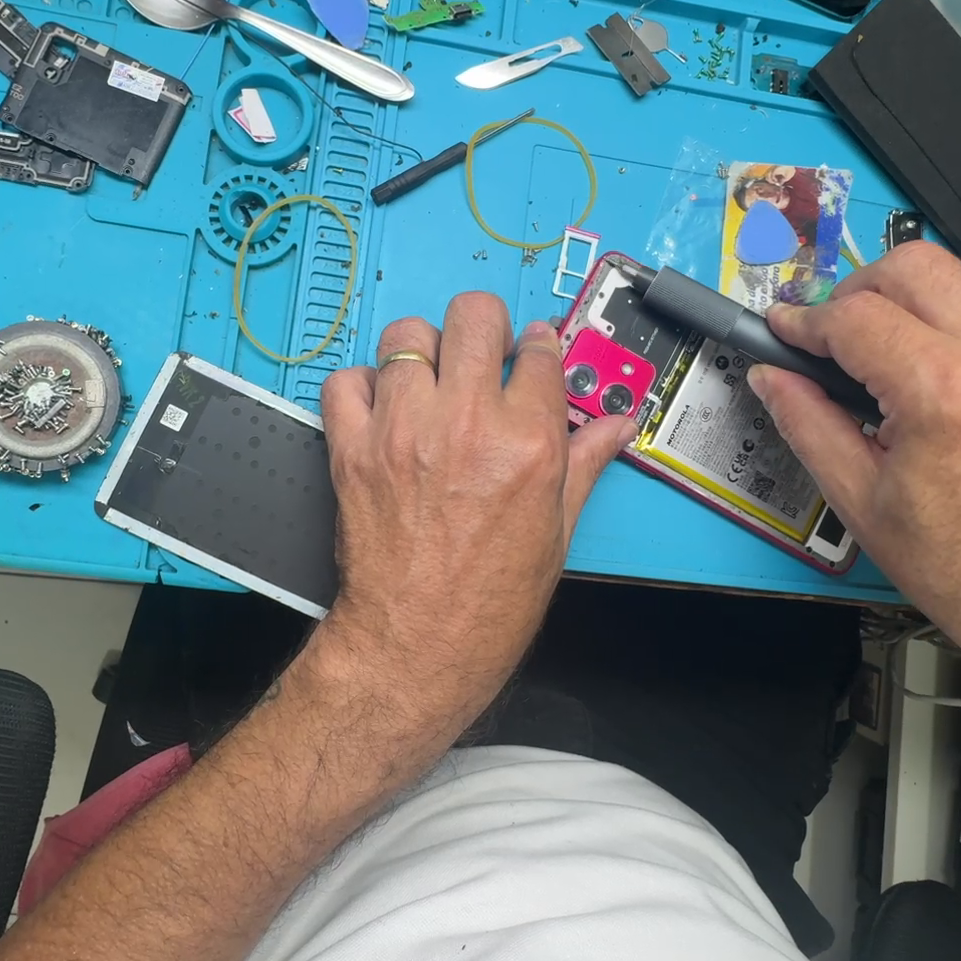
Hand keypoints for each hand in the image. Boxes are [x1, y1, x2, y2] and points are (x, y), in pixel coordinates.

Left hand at [316, 293, 633, 733]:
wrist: (416, 644)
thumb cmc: (491, 601)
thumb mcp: (556, 532)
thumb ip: (583, 463)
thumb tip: (615, 426)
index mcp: (528, 442)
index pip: (540, 351)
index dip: (539, 346)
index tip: (531, 352)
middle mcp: (466, 423)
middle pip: (474, 316)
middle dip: (483, 327)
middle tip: (480, 354)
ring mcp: (403, 431)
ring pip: (406, 336)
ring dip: (422, 353)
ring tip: (428, 384)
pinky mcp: (352, 448)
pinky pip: (345, 381)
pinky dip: (361, 387)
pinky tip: (380, 411)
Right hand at [748, 243, 960, 697]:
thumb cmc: (959, 567)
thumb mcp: (857, 497)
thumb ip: (804, 420)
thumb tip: (769, 374)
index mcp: (948, 393)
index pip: (856, 316)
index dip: (804, 320)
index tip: (782, 330)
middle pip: (915, 266)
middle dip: (856, 291)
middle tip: (832, 337)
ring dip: (910, 313)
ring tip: (889, 370)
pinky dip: (959, 336)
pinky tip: (946, 389)